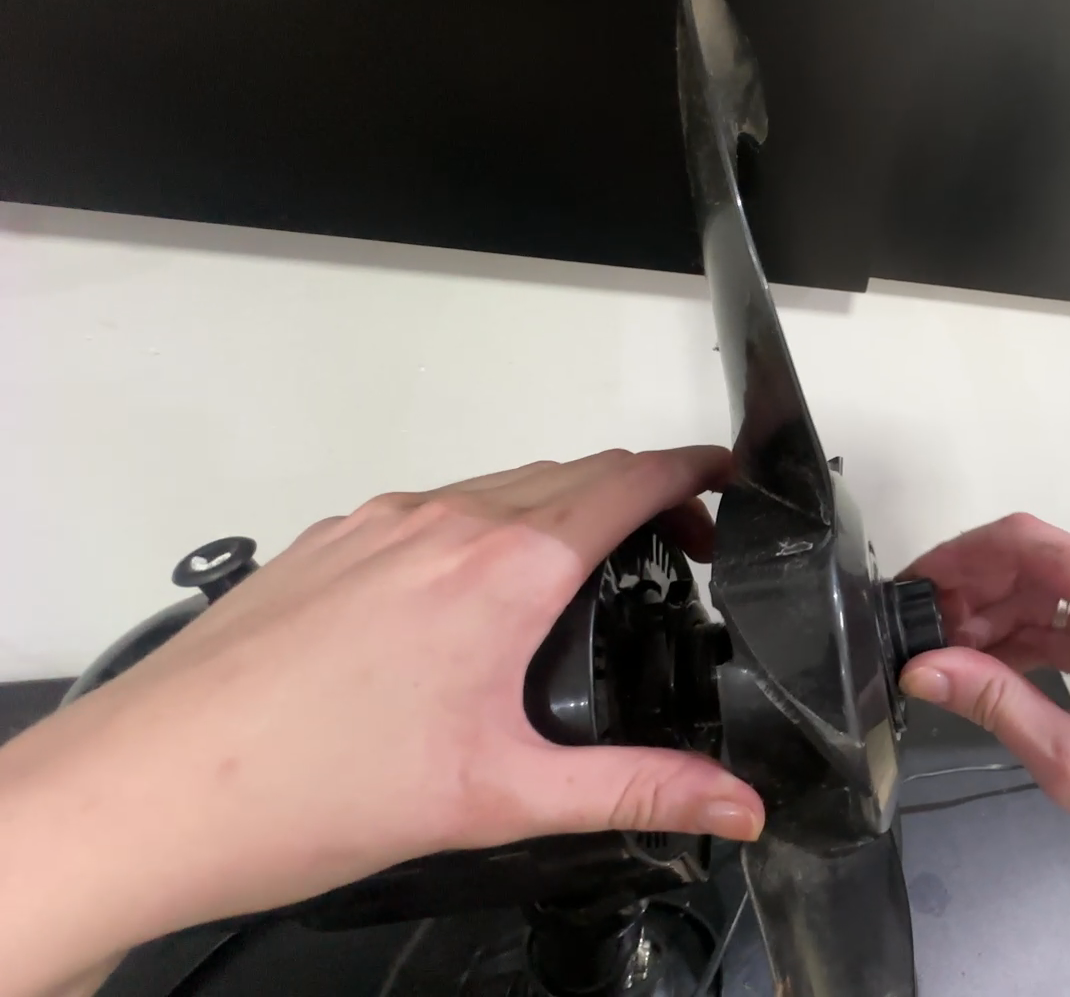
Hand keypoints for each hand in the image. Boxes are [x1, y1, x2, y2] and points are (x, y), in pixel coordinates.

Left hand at [0, 448, 764, 996]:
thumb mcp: (507, 796)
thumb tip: (743, 807)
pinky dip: (512, 513)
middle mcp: (456, 519)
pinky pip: (457, 498)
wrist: (120, 802)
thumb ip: (640, 789)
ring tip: (603, 563)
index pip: (635, 478)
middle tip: (688, 548)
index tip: (734, 480)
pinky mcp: (340, 533)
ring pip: (523, 480)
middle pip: (589, 469)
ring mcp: (390, 518)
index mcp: (512, 565)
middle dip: (655, 492)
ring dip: (584, 501)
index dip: (698, 469)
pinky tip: (494, 580)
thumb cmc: (318, 791)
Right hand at [897, 513, 1069, 912]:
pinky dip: (1032, 645)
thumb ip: (992, 700)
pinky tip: (990, 670)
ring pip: (1056, 597)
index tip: (913, 584)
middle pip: (1043, 566)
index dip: (964, 556)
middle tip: (920, 631)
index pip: (1032, 545)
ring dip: (1000, 620)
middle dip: (976, 591)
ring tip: (946, 657)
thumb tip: (918, 667)